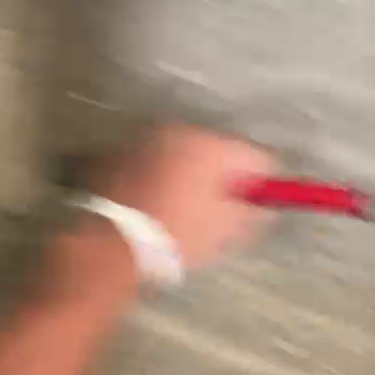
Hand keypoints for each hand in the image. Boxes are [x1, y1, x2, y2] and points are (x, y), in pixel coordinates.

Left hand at [94, 124, 277, 272]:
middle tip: (221, 215)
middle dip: (224, 179)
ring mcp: (145, 139)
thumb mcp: (223, 231)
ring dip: (192, 178)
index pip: (258, 156)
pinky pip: (156, 163)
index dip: (264, 183)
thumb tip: (267, 207)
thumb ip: (256, 214)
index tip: (261, 206)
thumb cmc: (172, 237)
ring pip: (185, 156)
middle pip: (219, 151)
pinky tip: (158, 209)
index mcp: (210, 144)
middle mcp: (179, 130)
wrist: (107, 245)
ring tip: (185, 215)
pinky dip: (163, 179)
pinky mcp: (119, 153)